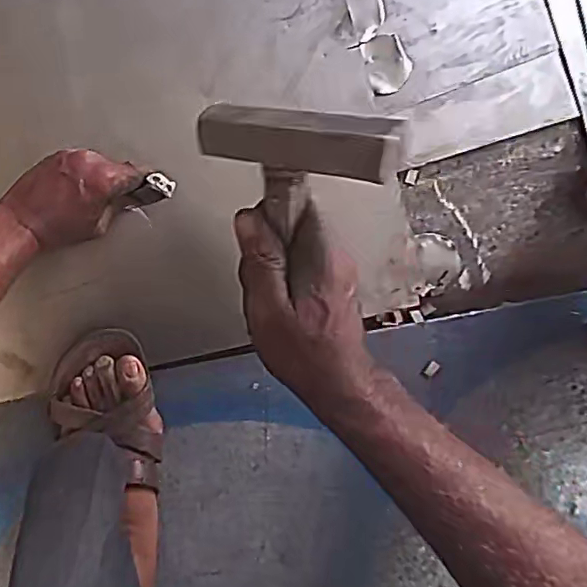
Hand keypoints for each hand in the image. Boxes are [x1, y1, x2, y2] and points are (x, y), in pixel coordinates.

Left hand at [0, 149, 140, 250]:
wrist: (22, 223)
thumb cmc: (53, 228)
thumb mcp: (97, 225)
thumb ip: (117, 207)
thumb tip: (126, 200)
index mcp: (103, 178)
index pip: (135, 173)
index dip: (146, 182)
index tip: (150, 184)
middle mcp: (87, 161)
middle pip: (115, 167)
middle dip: (116, 182)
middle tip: (110, 200)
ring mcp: (70, 156)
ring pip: (97, 162)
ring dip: (97, 176)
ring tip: (84, 197)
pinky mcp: (57, 157)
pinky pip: (79, 161)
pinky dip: (80, 172)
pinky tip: (72, 190)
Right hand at [234, 203, 378, 404]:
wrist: (338, 383)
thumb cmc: (306, 355)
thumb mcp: (268, 311)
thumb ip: (258, 262)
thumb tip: (248, 221)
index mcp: (321, 256)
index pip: (294, 203)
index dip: (265, 214)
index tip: (251, 234)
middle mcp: (336, 255)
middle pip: (290, 222)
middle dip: (265, 242)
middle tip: (257, 277)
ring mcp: (337, 266)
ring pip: (293, 241)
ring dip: (273, 260)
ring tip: (269, 294)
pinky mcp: (334, 277)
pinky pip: (300, 258)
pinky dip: (284, 273)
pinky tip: (281, 301)